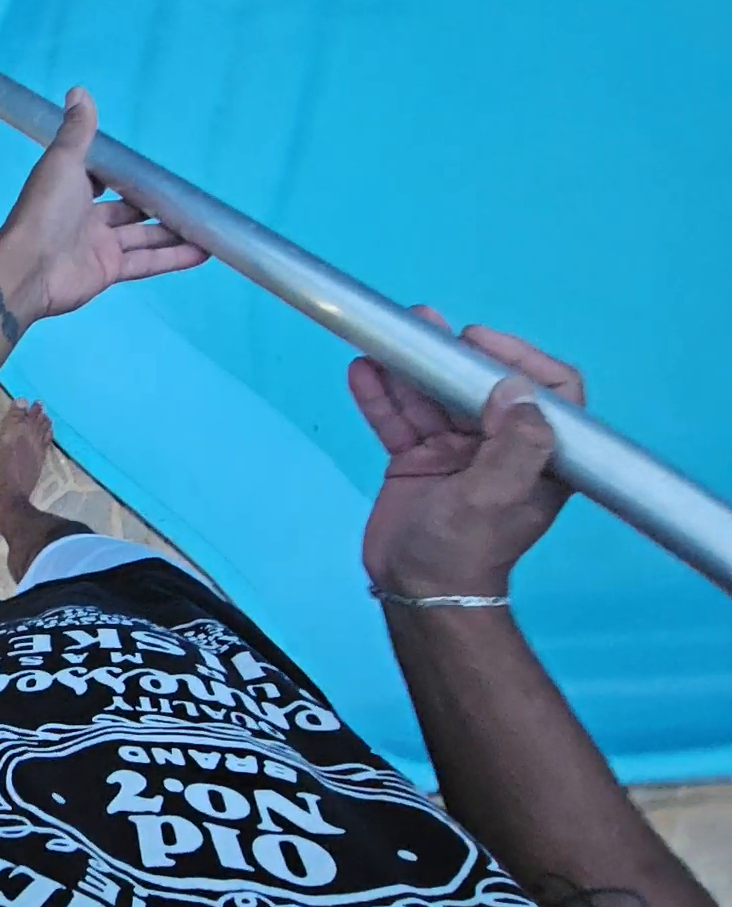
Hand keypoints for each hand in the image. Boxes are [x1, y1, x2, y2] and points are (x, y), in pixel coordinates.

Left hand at [0, 87, 207, 323]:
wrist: (27, 269)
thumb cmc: (43, 212)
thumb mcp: (62, 162)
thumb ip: (77, 131)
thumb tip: (78, 91)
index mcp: (73, 192)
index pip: (103, 182)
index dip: (125, 176)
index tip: (152, 168)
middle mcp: (85, 221)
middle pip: (129, 211)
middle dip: (156, 205)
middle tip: (190, 196)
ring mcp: (97, 249)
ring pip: (144, 237)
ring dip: (174, 231)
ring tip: (208, 223)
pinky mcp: (108, 272)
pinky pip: (147, 262)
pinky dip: (174, 258)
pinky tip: (204, 250)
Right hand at [349, 308, 586, 596]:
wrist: (418, 585)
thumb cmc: (464, 546)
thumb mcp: (494, 497)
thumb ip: (513, 444)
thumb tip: (513, 388)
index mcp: (537, 452)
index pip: (545, 391)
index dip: (516, 358)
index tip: (474, 340)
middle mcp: (496, 444)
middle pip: (473, 387)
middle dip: (446, 356)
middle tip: (419, 322)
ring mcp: (451, 451)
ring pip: (427, 400)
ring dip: (404, 371)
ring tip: (381, 339)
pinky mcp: (412, 460)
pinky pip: (395, 421)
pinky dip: (378, 398)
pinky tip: (361, 373)